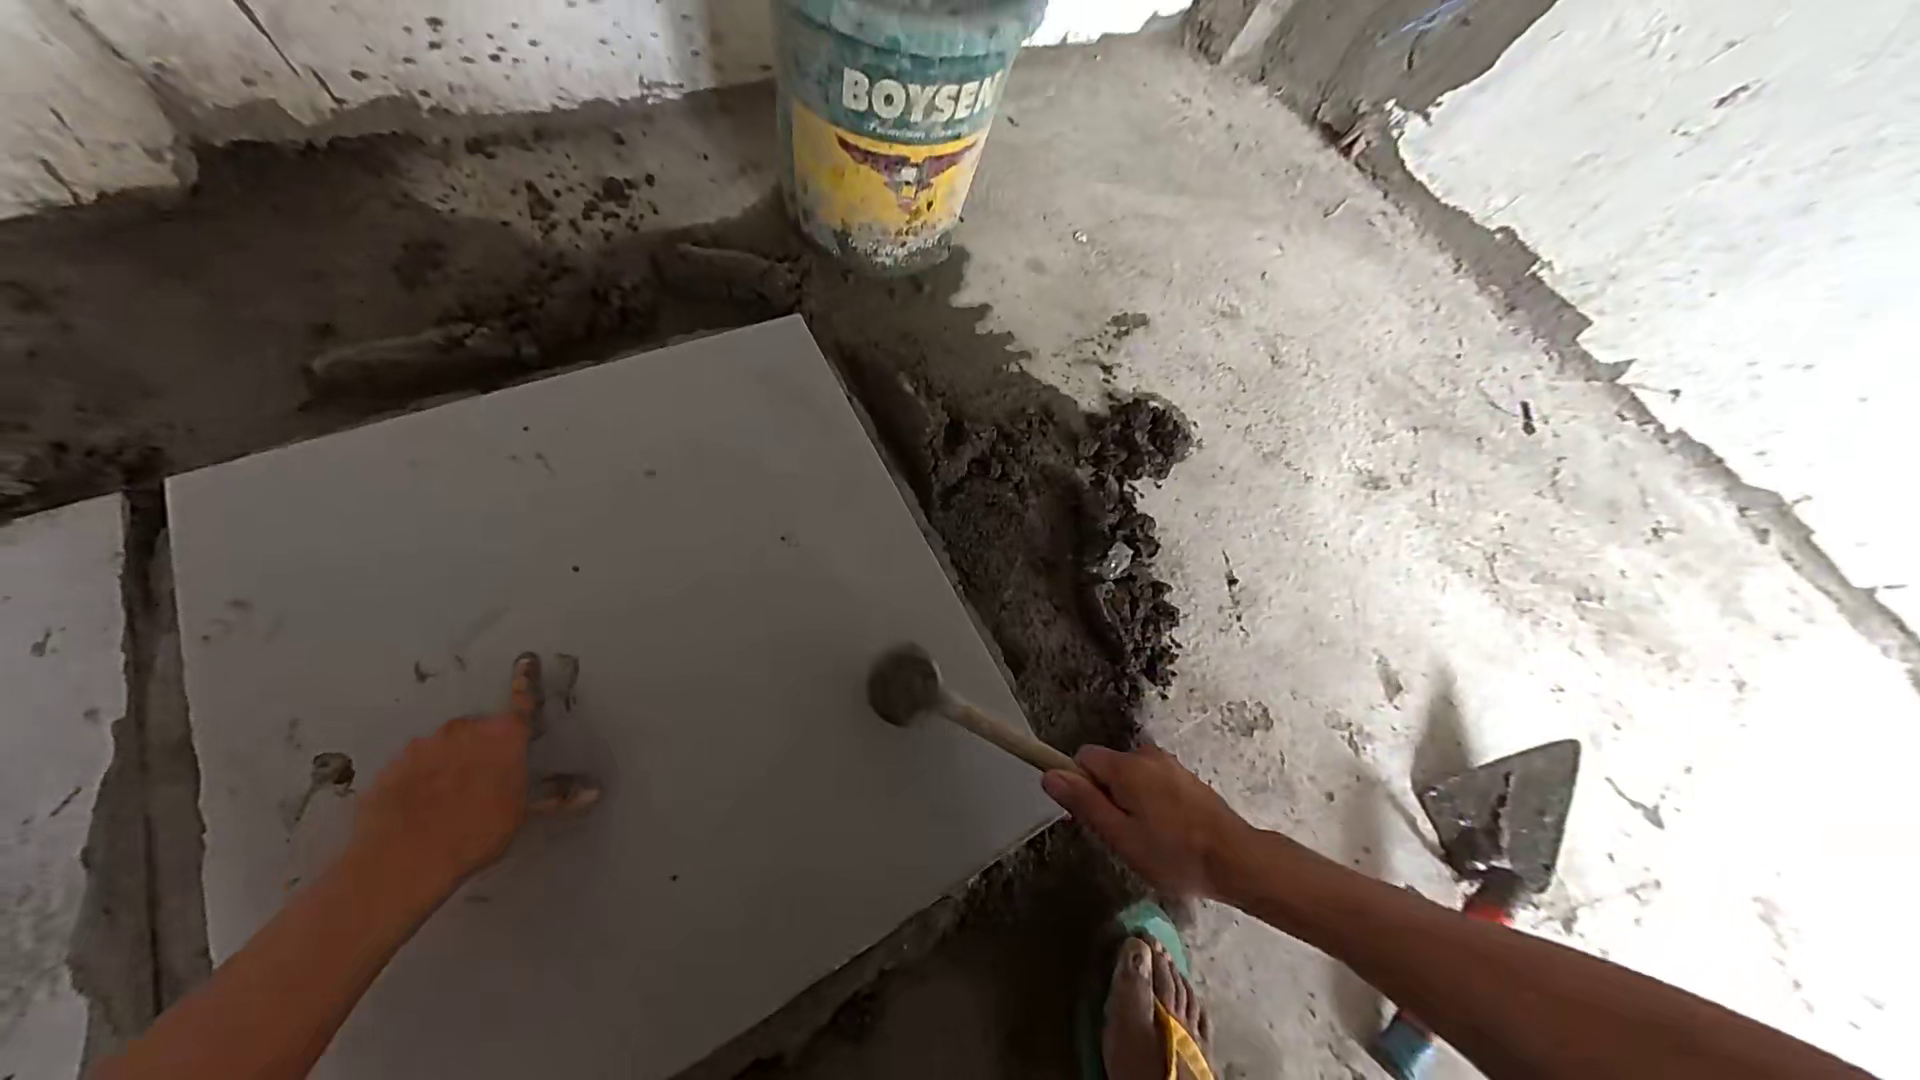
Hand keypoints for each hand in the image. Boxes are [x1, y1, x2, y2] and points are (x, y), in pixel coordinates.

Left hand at [346, 655, 596, 906]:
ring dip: (451, 761)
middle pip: (482, 728)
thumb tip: (593, 792)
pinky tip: (422, 804)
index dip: (527, 679)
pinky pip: (415, 764)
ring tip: (449, 797)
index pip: (523, 699)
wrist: (400, 862)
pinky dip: (421, 776)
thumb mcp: (521, 815)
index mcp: (505, 735)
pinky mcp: (391, 766)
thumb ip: (556, 797)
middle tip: (488, 778)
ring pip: (447, 746)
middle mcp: (466, 729)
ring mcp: (424, 745)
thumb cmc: (474, 833)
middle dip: (486, 746)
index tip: (526, 660)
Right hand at [1042, 744, 1256, 899]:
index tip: (1093, 816)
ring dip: (1129, 801)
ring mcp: (1169, 765)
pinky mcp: (1185, 778)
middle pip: (1107, 767)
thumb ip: (1083, 802)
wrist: (1236, 860)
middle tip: (1122, 835)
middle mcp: (1146, 755)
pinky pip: (1151, 781)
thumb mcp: (1119, 835)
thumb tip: (1050, 774)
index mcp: (1126, 766)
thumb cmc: (1173, 854)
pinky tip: (1167, 833)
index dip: (1080, 785)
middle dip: (1106, 796)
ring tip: (1147, 839)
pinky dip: (1150, 801)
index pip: (1083, 757)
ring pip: (1130, 776)